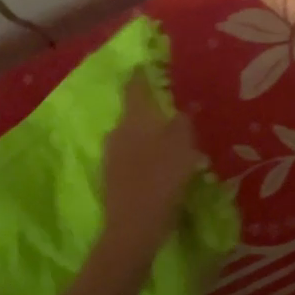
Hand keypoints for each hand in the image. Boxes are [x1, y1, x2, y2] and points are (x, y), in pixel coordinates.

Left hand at [101, 72, 201, 256]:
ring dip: (148, 139)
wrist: (133, 228)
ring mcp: (111, 155)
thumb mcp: (183, 144)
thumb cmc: (161, 178)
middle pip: (134, 113)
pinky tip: (159, 172)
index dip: (142, 74)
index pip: (135, 85)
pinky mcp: (111, 179)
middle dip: (151, 113)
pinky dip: (144, 160)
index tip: (150, 67)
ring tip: (171, 148)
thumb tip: (179, 111)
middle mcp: (117, 130)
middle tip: (173, 117)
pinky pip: (130, 159)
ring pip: (132, 137)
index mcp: (134, 116)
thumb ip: (182, 122)